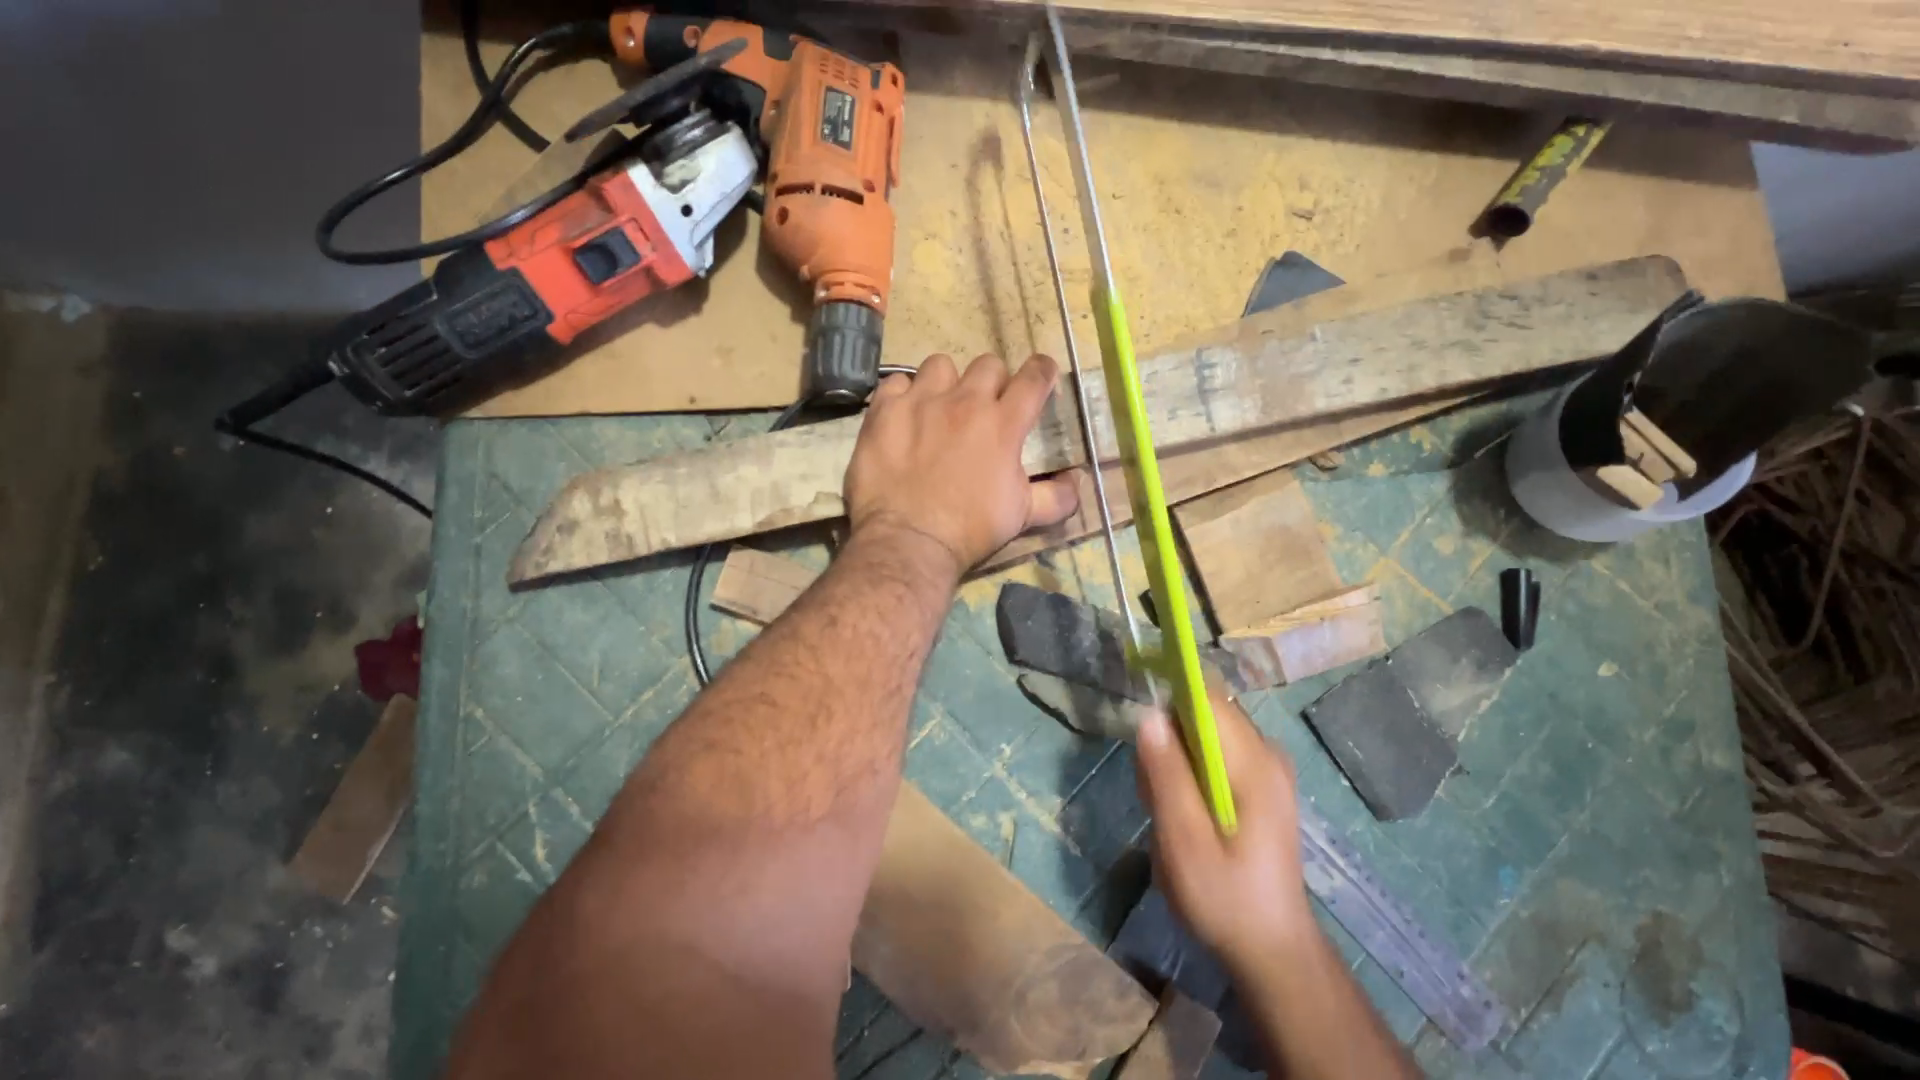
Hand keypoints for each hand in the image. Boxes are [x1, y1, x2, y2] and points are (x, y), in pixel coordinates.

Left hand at [844, 353, 1079, 572]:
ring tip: (939, 407)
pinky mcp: (885, 410)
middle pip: (987, 365)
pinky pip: (896, 382)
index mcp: (1004, 423)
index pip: (1034, 377)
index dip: (1041, 372)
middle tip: (984, 407)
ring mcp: (921, 401)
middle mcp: (965, 402)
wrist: (908, 540)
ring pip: (940, 365)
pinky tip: (903, 417)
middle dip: (992, 381)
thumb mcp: (1022, 517)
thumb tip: (1077, 482)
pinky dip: (902, 395)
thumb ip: (1055, 497)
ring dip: (946, 383)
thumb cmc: (970, 530)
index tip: (1040, 377)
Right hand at [1135, 689, 1315, 965]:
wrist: (1271, 949)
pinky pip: (1215, 756)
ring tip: (1169, 816)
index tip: (1140, 728)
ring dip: (1175, 763)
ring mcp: (1267, 769)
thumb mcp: (1184, 842)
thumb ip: (1166, 777)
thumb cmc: (1225, 899)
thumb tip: (1149, 715)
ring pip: (1205, 736)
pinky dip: (1190, 776)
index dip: (1169, 697)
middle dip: (1168, 741)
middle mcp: (1267, 754)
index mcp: (1254, 764)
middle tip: (1155, 796)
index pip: (1208, 698)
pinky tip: (1185, 818)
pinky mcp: (1260, 785)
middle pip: (1204, 715)